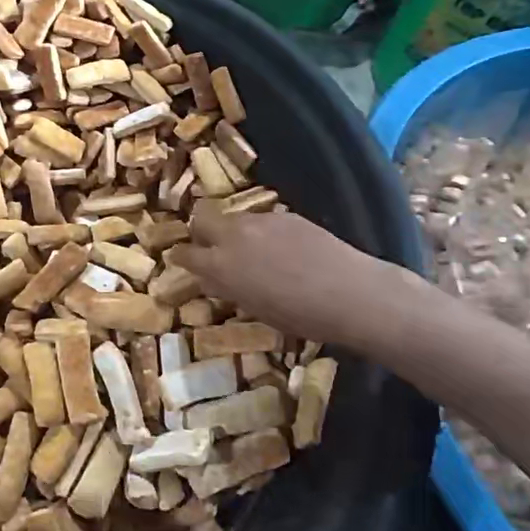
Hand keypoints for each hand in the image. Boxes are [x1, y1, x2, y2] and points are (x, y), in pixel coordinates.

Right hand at [175, 209, 431, 350]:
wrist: (349, 292)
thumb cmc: (300, 316)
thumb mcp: (255, 309)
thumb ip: (230, 287)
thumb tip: (216, 277)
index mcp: (220, 266)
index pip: (185, 254)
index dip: (181, 257)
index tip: (181, 259)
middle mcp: (234, 236)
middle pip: (201, 218)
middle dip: (201, 230)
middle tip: (211, 247)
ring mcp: (260, 220)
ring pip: (234, 218)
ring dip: (234, 231)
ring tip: (253, 251)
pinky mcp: (286, 214)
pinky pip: (262, 219)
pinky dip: (263, 231)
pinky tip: (283, 249)